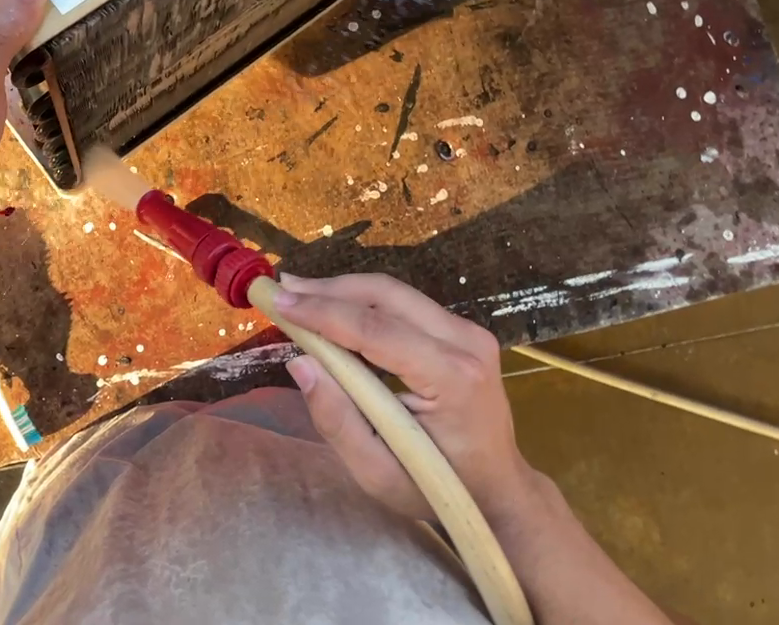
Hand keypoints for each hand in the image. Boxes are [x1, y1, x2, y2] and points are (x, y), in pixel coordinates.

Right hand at [274, 272, 537, 522]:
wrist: (498, 488)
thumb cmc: (436, 488)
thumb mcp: (378, 474)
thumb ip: (337, 421)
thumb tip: (300, 362)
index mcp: (452, 379)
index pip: (377, 331)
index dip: (324, 313)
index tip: (280, 302)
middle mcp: (466, 343)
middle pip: (385, 297)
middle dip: (328, 290)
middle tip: (282, 290)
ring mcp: (468, 331)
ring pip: (393, 292)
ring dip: (342, 290)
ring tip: (297, 293)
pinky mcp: (461, 329)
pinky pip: (402, 302)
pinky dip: (361, 300)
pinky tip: (331, 305)